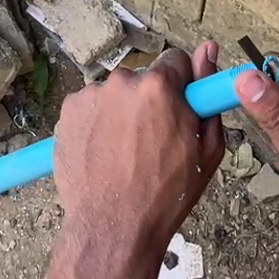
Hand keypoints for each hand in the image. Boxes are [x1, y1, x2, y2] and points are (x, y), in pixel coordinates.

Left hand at [48, 42, 225, 278]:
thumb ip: (207, 95)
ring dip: (121, 111)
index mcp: (158, 86)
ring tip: (124, 150)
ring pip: (116, 93)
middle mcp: (122, 81)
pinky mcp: (70, 108)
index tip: (177, 105)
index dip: (179, 84)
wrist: (113, 227)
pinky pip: (91, 105)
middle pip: (143, 79)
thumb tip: (208, 51)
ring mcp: (92, 93)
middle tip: (150, 138)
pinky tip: (103, 150)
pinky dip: (97, 122)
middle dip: (149, 101)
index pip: (174, 60)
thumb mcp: (205, 150)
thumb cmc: (164, 195)